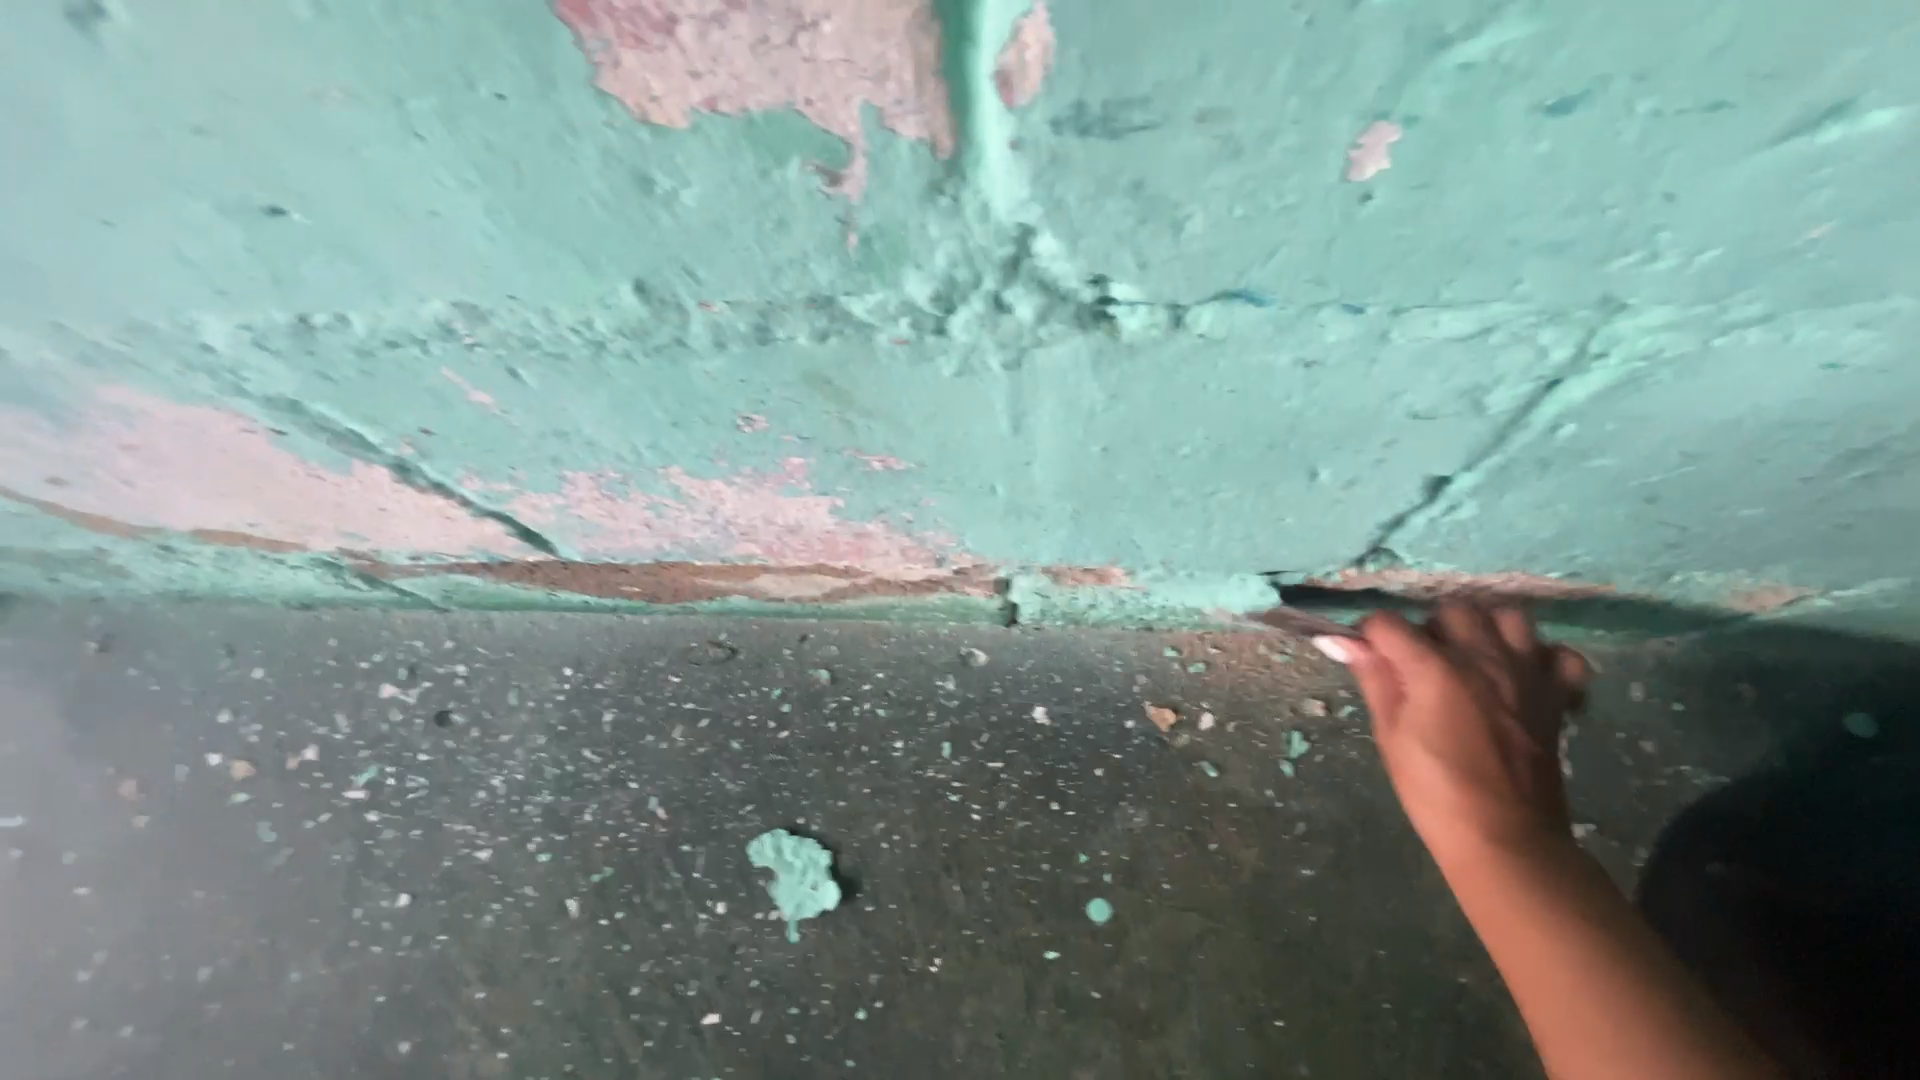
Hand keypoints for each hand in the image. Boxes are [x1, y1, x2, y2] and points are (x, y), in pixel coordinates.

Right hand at [1313, 604, 1589, 857]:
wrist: (1503, 836)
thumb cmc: (1433, 789)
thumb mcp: (1389, 733)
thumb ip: (1373, 678)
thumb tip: (1343, 641)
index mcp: (1434, 668)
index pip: (1388, 623)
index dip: (1369, 635)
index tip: (1365, 656)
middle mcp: (1483, 659)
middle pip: (1452, 609)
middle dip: (1428, 626)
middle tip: (1417, 661)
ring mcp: (1527, 674)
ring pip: (1509, 617)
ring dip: (1484, 628)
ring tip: (1468, 657)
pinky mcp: (1557, 696)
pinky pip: (1561, 655)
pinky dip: (1541, 657)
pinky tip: (1519, 675)